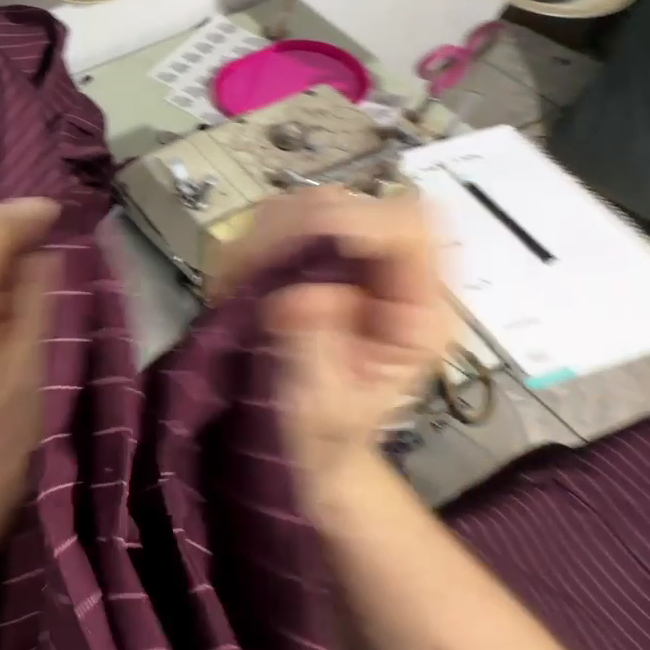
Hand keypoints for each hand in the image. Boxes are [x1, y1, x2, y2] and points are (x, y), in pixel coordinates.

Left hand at [0, 198, 60, 472]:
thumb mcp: (31, 355)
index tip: (64, 213)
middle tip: (64, 224)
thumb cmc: (15, 413)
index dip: (23, 214)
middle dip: (20, 220)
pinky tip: (42, 265)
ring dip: (19, 234)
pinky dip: (16, 254)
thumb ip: (35, 297)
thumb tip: (46, 248)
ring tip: (58, 238)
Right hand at [214, 188, 454, 490]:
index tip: (294, 246)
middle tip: (247, 267)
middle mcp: (390, 277)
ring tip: (235, 276)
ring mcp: (349, 267)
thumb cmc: (322, 434)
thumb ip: (315, 349)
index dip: (353, 222)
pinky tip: (233, 278)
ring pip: (314, 205)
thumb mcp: (321, 406)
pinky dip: (251, 240)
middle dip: (297, 225)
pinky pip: (281, 225)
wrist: (313, 446)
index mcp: (416, 309)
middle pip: (356, 203)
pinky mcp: (311, 266)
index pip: (407, 227)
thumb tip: (305, 292)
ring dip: (269, 230)